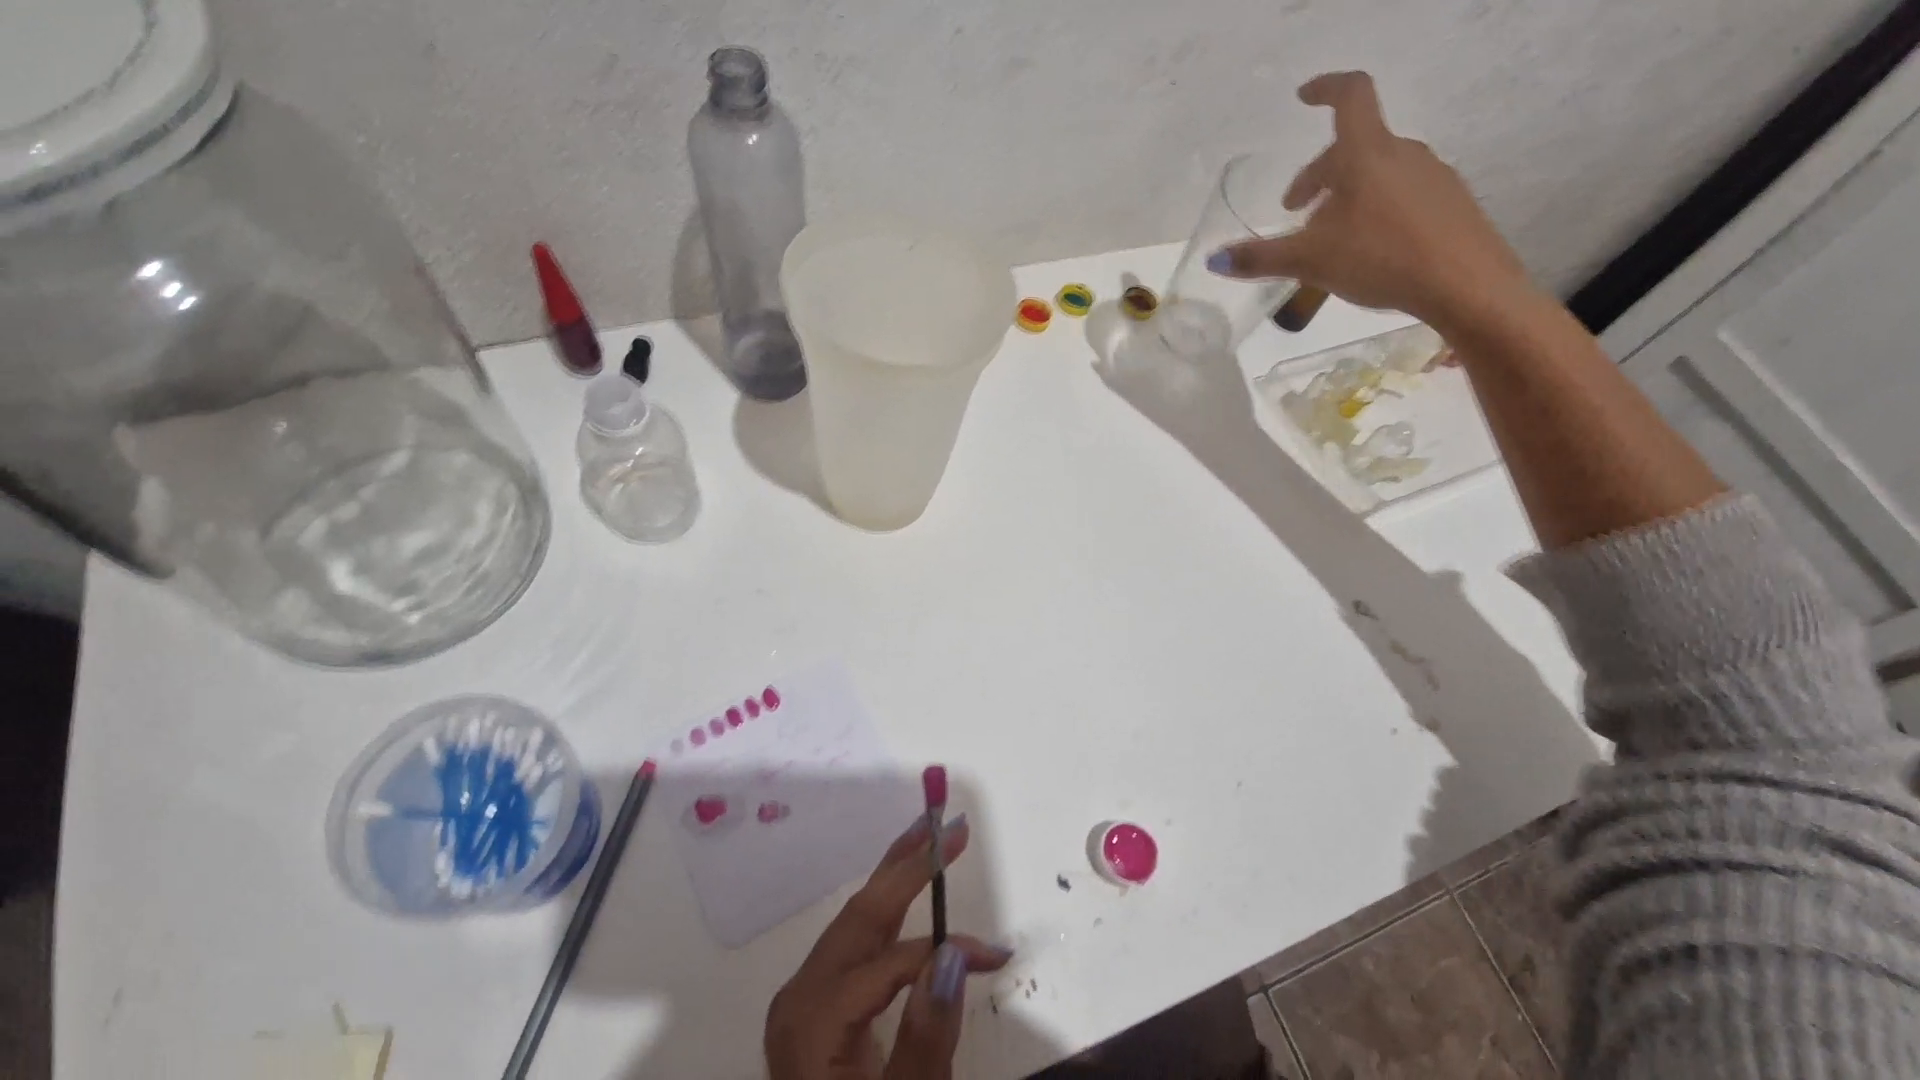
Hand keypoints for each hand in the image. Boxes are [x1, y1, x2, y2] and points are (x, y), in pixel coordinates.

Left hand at [765, 813, 1012, 1079]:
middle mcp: (801, 995)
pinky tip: (902, 895)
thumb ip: (929, 1033)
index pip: (895, 962)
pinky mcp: (812, 1009)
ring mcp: (802, 1000)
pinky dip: (883, 915)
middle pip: (861, 914)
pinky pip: (851, 947)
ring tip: (930, 840)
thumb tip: (954, 953)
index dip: (950, 951)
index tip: (998, 956)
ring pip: (854, 924)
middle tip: (950, 823)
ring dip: (894, 879)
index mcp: (815, 1018)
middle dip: (907, 863)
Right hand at [1212, 72, 1535, 332]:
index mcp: (1367, 154)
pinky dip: (1377, 210)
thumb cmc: (1381, 259)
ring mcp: (1433, 176)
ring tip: (1332, 238)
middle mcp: (1403, 154)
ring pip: (1379, 173)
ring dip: (1348, 195)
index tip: (1304, 98)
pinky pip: (1404, 194)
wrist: (1466, 286)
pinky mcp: (1451, 204)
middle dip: (1320, 174)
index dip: (1325, 88)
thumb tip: (1214, 260)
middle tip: (1297, 211)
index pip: (1350, 96)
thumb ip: (1261, 259)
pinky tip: (1371, 250)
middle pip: (1354, 147)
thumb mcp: (1310, 261)